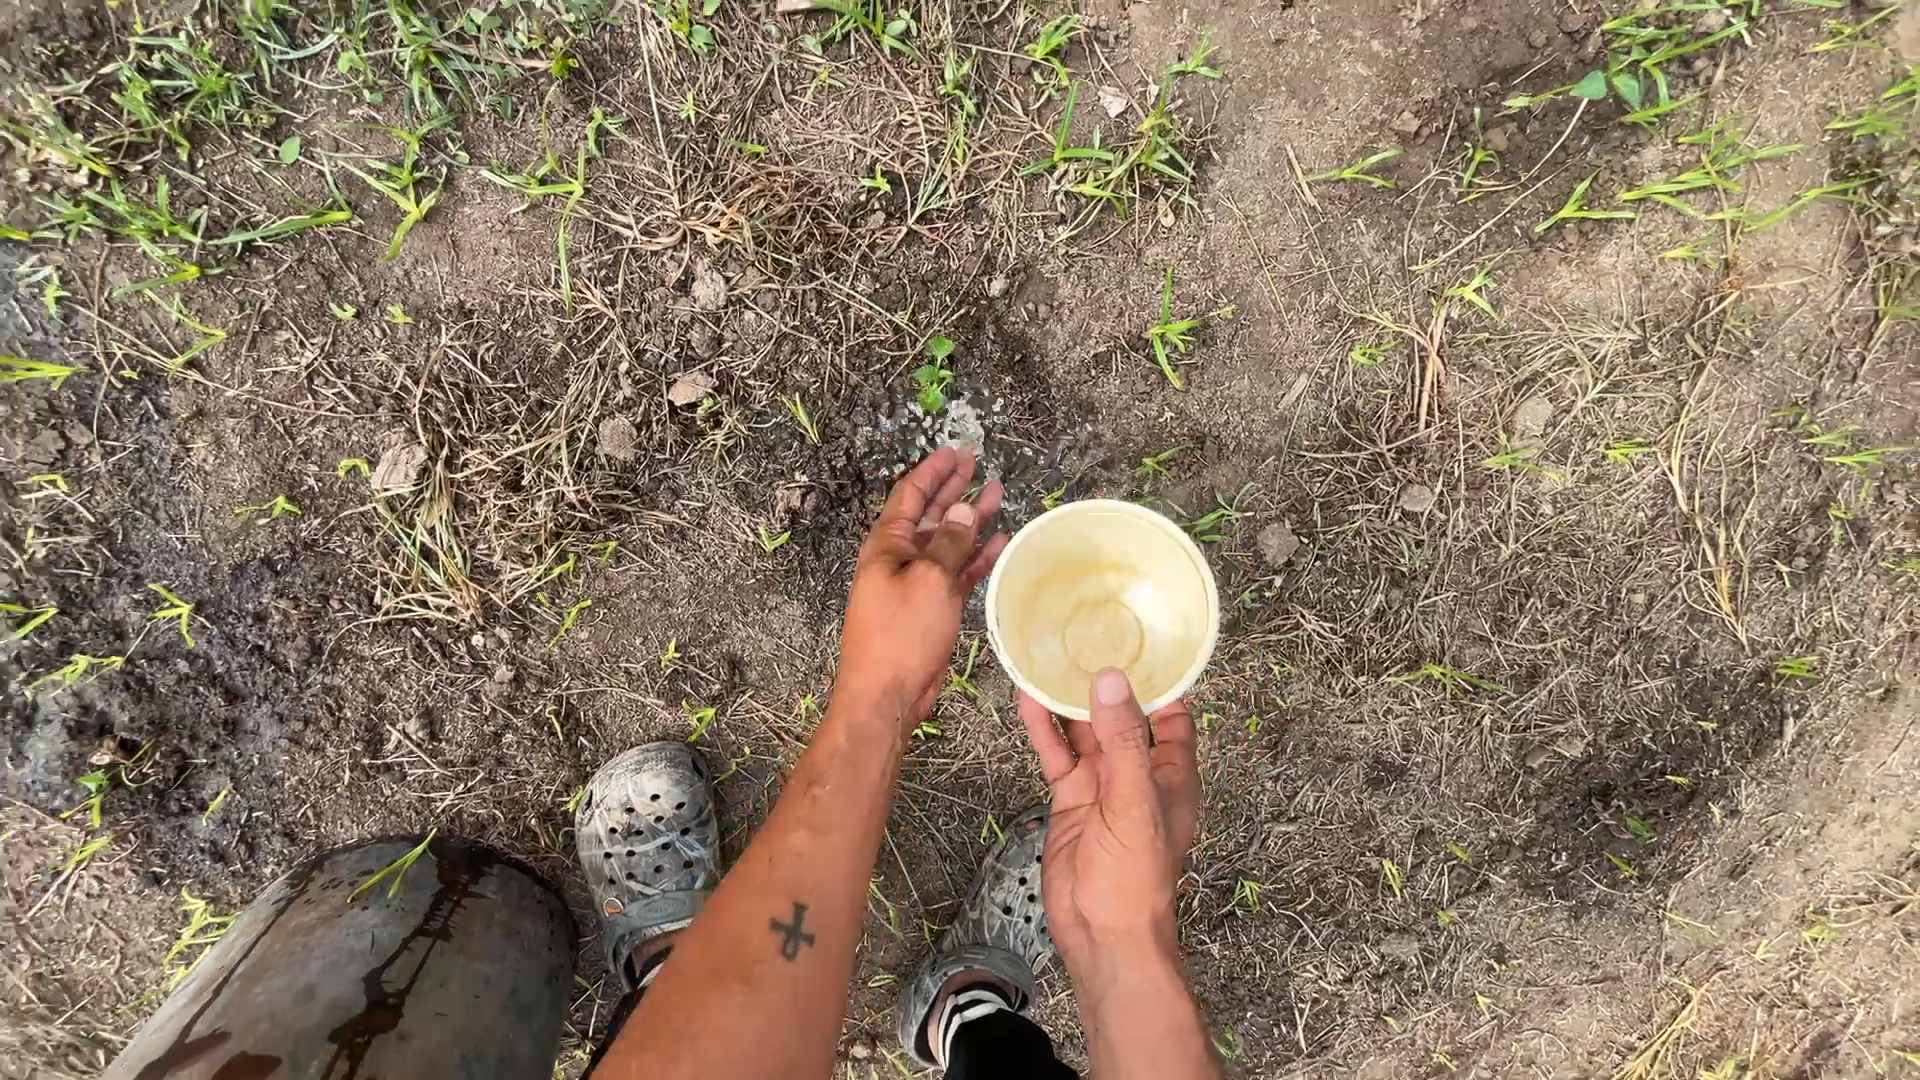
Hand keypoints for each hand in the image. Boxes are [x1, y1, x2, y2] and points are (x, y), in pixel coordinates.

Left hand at [837, 446, 1005, 727]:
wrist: (887, 694)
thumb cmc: (901, 633)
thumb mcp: (928, 581)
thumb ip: (948, 543)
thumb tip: (962, 508)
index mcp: (887, 544)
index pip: (910, 494)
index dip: (933, 471)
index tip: (955, 451)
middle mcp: (899, 558)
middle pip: (929, 513)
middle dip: (952, 489)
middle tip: (977, 465)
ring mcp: (916, 583)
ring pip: (947, 542)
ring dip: (969, 521)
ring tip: (997, 496)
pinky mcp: (932, 606)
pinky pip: (956, 573)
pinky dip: (975, 558)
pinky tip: (998, 543)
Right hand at [1019, 670, 1199, 976]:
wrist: (1100, 934)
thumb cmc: (1135, 877)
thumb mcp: (1134, 802)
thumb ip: (1122, 741)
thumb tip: (1110, 681)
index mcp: (1172, 771)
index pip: (1172, 713)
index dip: (1159, 680)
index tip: (1137, 642)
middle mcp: (1138, 770)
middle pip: (1121, 714)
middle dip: (1104, 682)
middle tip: (1082, 638)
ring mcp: (1102, 782)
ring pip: (1084, 729)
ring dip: (1068, 701)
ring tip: (1049, 660)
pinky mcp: (1071, 795)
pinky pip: (1057, 753)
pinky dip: (1043, 728)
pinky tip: (1027, 701)